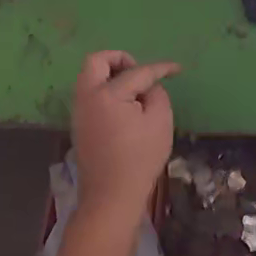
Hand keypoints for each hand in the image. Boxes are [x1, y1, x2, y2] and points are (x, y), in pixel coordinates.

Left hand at [71, 51, 179, 228]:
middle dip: (120, 59)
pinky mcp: (80, 125)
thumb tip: (148, 88)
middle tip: (140, 72)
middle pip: (96, 62)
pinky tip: (125, 107)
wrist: (111, 195)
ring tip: (135, 91)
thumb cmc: (140, 158)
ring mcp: (79, 112)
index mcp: (107, 94)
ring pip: (90, 78)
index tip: (177, 69)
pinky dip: (106, 91)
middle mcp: (87, 97)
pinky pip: (90, 95)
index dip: (160, 68)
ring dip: (111, 75)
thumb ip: (156, 95)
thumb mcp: (160, 122)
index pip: (138, 72)